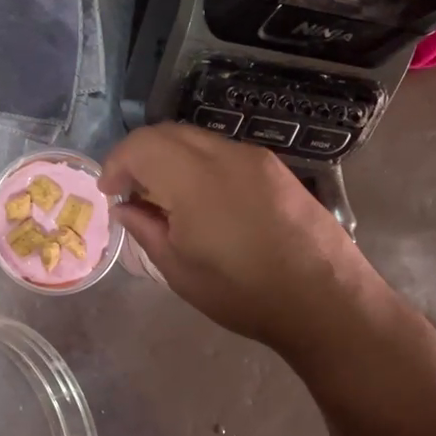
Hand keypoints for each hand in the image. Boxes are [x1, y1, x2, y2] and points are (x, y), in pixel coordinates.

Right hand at [100, 124, 383, 353]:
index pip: (141, 146)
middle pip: (167, 133)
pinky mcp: (276, 170)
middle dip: (139, 156)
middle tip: (129, 192)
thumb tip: (127, 208)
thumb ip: (146, 229)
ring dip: (169, 158)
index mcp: (195, 179)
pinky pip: (222, 152)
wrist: (326, 302)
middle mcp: (225, 156)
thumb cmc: (243, 293)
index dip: (115, 164)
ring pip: (196, 139)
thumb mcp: (179, 270)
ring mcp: (255, 159)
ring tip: (162, 197)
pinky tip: (199, 200)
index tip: (109, 194)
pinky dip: (197, 164)